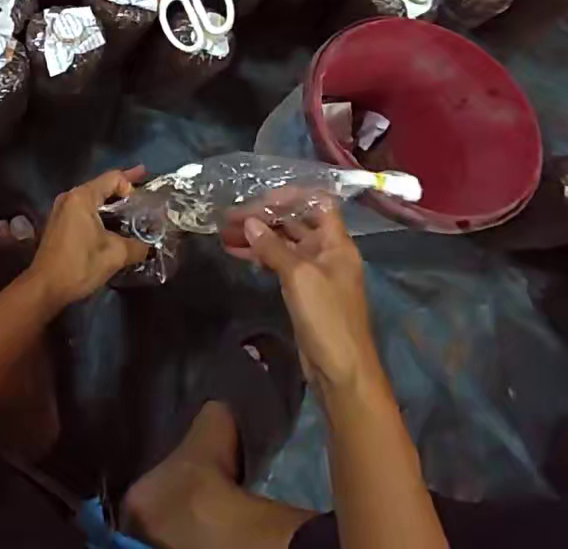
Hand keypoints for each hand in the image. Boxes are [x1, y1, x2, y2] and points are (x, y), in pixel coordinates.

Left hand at [27, 166, 150, 309]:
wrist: (44, 289)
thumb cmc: (79, 265)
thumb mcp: (115, 255)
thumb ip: (137, 246)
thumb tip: (149, 246)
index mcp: (82, 197)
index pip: (113, 178)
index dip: (132, 184)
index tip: (145, 199)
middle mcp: (70, 198)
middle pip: (102, 185)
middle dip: (124, 188)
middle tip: (144, 190)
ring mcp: (61, 211)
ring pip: (93, 199)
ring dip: (111, 202)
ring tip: (131, 207)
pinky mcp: (58, 224)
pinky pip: (84, 210)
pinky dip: (100, 213)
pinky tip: (112, 223)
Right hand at [229, 201, 381, 394]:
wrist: (341, 371)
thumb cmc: (327, 316)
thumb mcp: (299, 276)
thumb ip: (273, 247)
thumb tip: (248, 223)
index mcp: (336, 242)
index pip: (317, 203)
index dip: (291, 196)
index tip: (261, 199)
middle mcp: (327, 252)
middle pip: (296, 223)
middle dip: (264, 218)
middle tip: (230, 218)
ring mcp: (314, 273)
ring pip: (284, 245)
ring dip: (258, 238)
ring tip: (225, 234)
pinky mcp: (303, 292)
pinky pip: (280, 265)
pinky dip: (261, 257)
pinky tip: (238, 253)